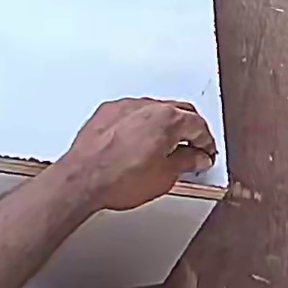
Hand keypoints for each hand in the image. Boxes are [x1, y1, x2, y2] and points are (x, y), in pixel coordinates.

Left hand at [57, 98, 216, 211]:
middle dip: (188, 129)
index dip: (206, 142)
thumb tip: (196, 157)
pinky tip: (139, 143)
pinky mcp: (107, 112)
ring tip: (164, 148)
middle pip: (179, 111)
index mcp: (168, 119)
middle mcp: (147, 107)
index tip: (205, 153)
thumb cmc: (117, 179)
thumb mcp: (164, 176)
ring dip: (164, 125)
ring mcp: (125, 107)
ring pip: (154, 110)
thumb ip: (186, 162)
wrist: (82, 180)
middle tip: (192, 149)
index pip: (199, 125)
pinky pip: (132, 113)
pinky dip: (140, 124)